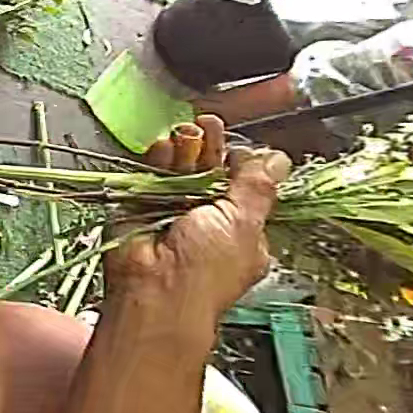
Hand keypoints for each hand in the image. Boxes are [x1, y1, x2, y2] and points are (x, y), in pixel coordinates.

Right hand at [105, 115, 291, 351]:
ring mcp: (166, 211)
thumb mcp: (243, 223)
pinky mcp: (134, 206)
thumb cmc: (205, 269)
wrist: (153, 287)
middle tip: (208, 124)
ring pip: (176, 172)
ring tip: (187, 130)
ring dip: (183, 150)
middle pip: (206, 174)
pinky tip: (162, 145)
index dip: (238, 163)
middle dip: (209, 149)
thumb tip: (277, 158)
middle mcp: (201, 218)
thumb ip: (255, 187)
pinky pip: (145, 177)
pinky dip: (153, 160)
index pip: (240, 186)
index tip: (236, 146)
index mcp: (237, 229)